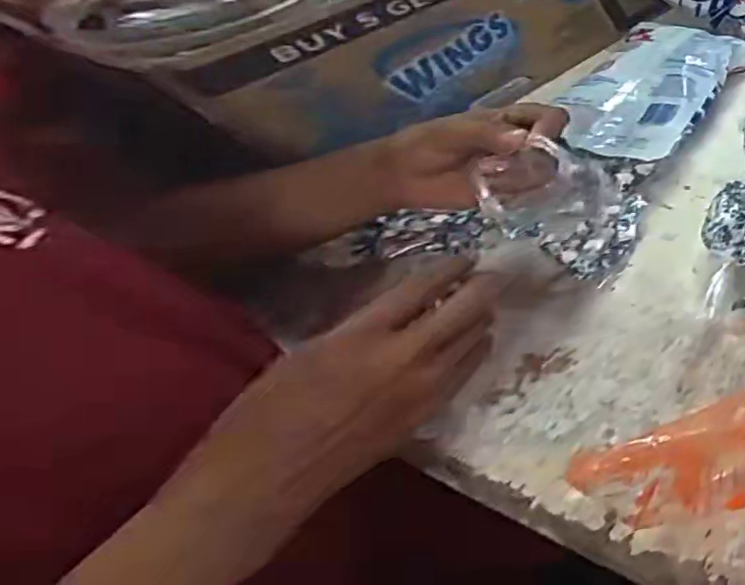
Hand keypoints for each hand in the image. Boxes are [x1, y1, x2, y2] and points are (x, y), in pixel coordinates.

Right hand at [156, 259, 498, 543]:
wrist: (257, 487)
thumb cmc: (264, 414)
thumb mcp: (312, 348)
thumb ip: (365, 322)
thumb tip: (408, 301)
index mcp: (364, 335)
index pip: (425, 285)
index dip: (452, 266)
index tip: (466, 258)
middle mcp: (405, 355)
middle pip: (469, 304)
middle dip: (484, 284)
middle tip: (487, 275)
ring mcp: (424, 386)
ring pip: (477, 333)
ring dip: (481, 315)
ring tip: (477, 306)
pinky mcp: (429, 412)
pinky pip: (469, 367)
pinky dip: (475, 347)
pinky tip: (470, 341)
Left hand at [371, 104, 568, 210]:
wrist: (400, 177)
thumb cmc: (428, 143)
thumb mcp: (455, 131)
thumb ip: (488, 133)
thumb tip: (524, 140)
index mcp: (516, 119)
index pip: (554, 118)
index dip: (551, 128)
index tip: (532, 143)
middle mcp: (525, 143)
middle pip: (555, 148)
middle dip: (535, 158)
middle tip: (502, 165)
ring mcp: (519, 168)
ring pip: (545, 173)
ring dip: (521, 178)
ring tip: (487, 178)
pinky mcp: (510, 192)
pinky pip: (529, 195)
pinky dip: (513, 195)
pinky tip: (487, 191)